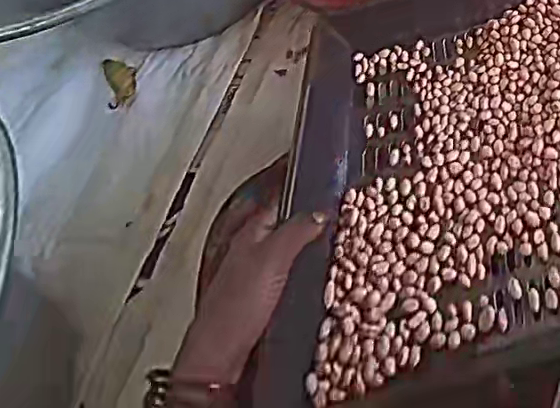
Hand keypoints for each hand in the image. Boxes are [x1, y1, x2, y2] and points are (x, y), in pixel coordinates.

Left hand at [172, 206, 327, 384]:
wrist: (219, 359)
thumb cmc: (236, 306)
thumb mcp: (273, 257)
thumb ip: (297, 229)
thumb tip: (320, 213)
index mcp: (253, 231)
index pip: (284, 203)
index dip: (307, 201)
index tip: (332, 202)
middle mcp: (254, 251)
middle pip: (291, 233)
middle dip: (314, 234)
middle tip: (339, 234)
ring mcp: (259, 278)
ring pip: (293, 260)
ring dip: (312, 262)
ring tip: (335, 261)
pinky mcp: (265, 303)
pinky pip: (292, 285)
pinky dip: (306, 285)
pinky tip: (318, 289)